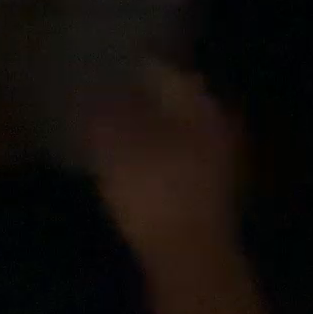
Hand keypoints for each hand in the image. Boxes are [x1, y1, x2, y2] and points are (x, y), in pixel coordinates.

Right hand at [84, 63, 243, 282]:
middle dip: (142, 92)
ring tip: (111, 118)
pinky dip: (153, 143)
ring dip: (148, 119)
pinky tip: (128, 151)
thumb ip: (106, 113)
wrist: (187, 253)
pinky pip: (177, 150)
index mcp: (198, 109)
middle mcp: (216, 126)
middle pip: (177, 98)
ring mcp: (217, 158)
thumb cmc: (152, 189)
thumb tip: (95, 90)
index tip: (106, 61)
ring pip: (177, 125)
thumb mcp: (115, 145)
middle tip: (105, 87)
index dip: (135, 64)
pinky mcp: (206, 185)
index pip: (167, 72)